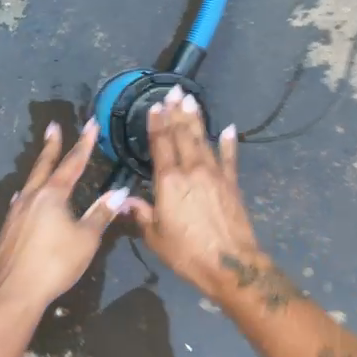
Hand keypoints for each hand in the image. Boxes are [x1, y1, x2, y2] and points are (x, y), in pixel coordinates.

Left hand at [0, 119, 128, 312]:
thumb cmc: (56, 263)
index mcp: (52, 195)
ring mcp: (16, 213)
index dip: (83, 144)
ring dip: (39, 170)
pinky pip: (21, 203)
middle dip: (51, 146)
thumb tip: (118, 192)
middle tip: (52, 127)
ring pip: (30, 183)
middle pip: (43, 166)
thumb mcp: (86, 239)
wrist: (16, 291)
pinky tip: (24, 200)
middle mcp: (32, 197)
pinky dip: (28, 194)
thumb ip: (101, 214)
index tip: (90, 125)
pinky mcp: (8, 230)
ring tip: (43, 161)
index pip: (72, 163)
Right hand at [128, 89, 263, 298]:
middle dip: (177, 112)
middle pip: (182, 135)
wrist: (230, 265)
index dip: (157, 123)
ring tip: (191, 100)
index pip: (161, 144)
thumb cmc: (187, 253)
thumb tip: (124, 200)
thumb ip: (141, 214)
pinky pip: (229, 158)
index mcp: (168, 181)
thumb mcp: (156, 237)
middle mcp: (191, 170)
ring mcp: (214, 175)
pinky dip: (228, 143)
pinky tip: (229, 129)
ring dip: (196, 119)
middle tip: (174, 91)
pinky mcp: (232, 184)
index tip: (155, 105)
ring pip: (202, 140)